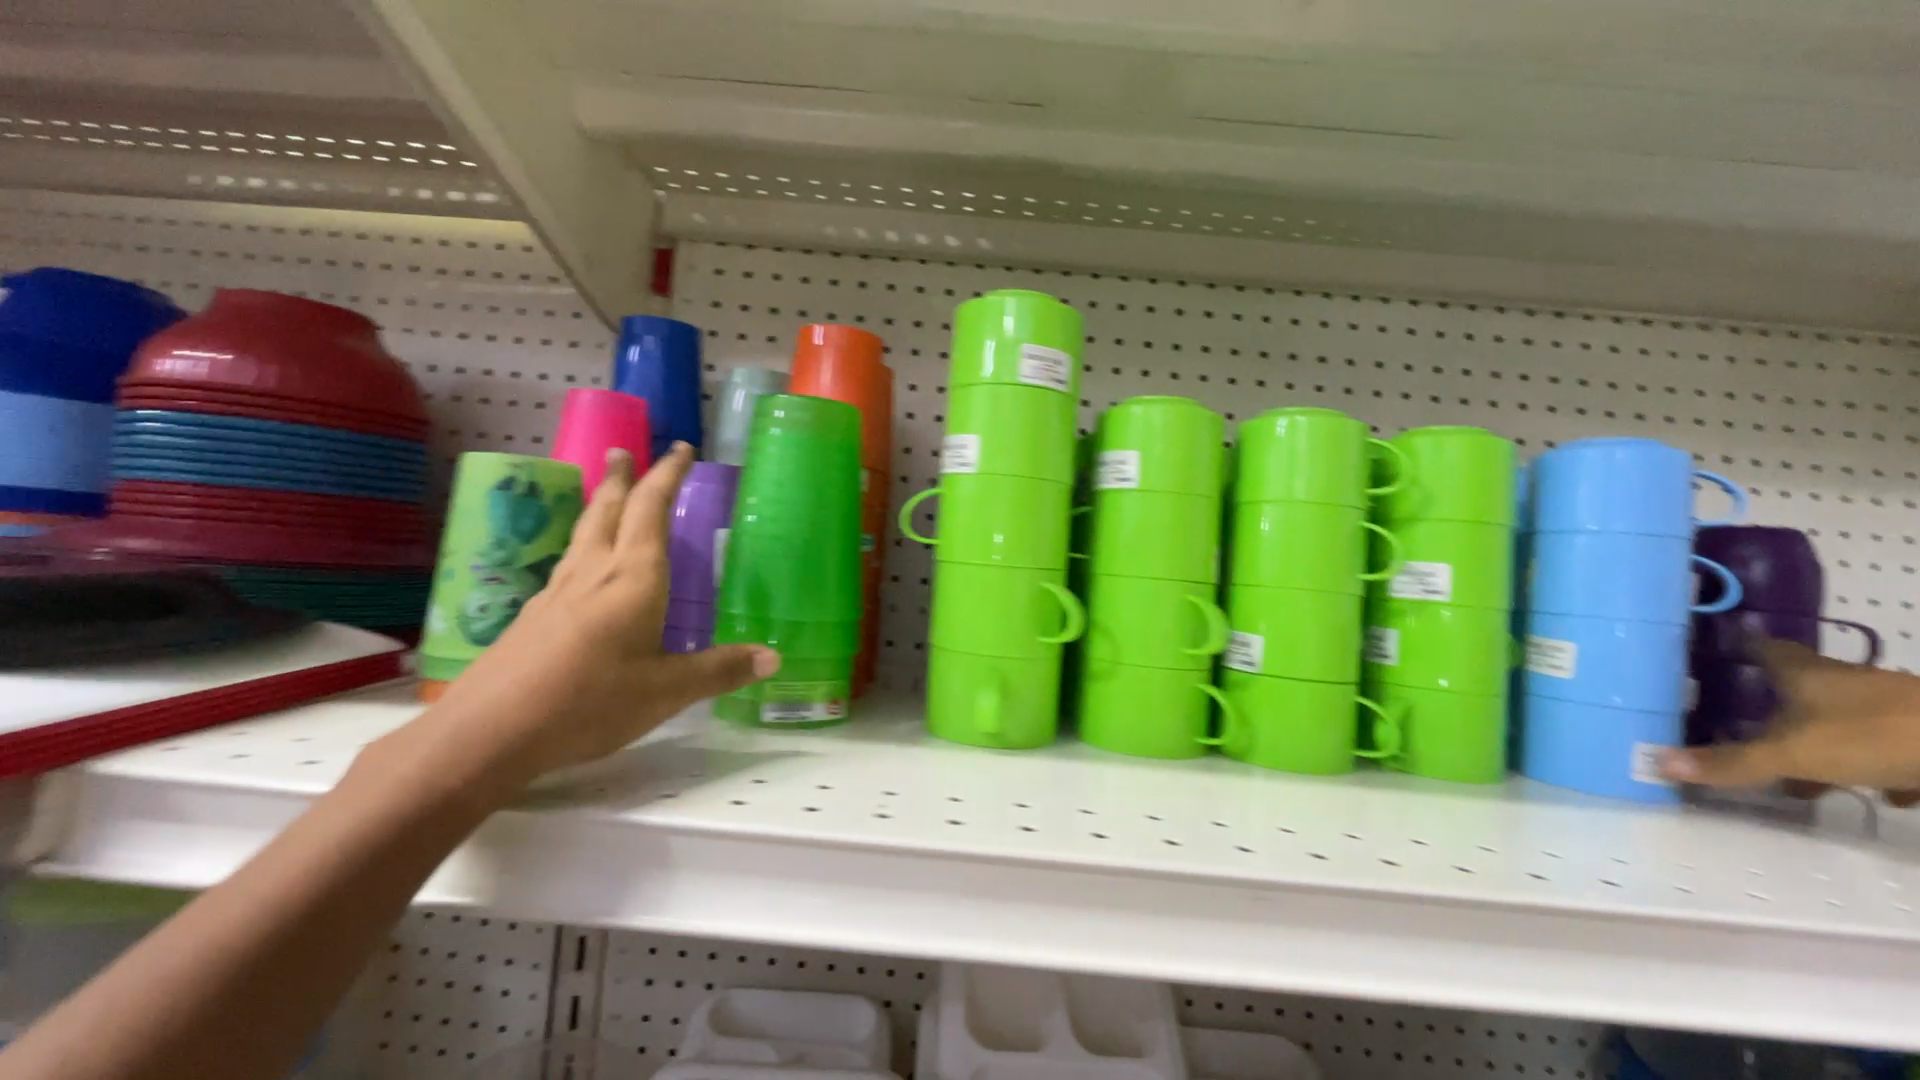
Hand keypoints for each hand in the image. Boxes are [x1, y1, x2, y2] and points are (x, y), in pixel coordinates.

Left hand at [421, 443, 778, 786]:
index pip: (651, 509)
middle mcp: (593, 573)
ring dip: (598, 507)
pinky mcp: (532, 617)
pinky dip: (584, 548)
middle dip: (621, 477)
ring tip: (606, 495)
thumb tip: (774, 658)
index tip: (681, 449)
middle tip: (624, 452)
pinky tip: (582, 571)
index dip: (667, 475)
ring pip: (582, 535)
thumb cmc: (589, 702)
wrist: (489, 731)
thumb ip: (719, 670)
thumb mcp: (667, 691)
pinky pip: (567, 565)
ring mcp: (556, 593)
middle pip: (607, 510)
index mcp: (633, 578)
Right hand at [1661, 638, 1919, 802]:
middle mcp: (1842, 680)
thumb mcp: (1793, 754)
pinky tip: (1875, 790)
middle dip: (1773, 704)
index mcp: (1804, 672)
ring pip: (1840, 716)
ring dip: (1820, 738)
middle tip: (1740, 724)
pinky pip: (1884, 745)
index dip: (1736, 649)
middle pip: (1799, 684)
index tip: (1714, 655)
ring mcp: (1888, 706)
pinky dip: (1872, 763)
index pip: (1760, 647)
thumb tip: (1655, 761)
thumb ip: (1730, 761)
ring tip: (1800, 775)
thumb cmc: (1876, 735)